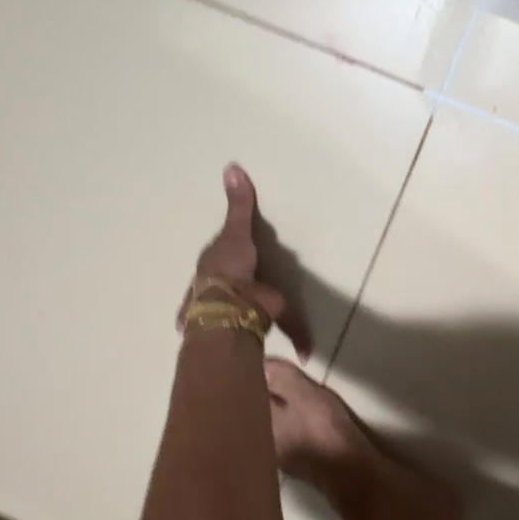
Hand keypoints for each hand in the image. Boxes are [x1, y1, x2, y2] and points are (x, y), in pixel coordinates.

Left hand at [179, 164, 313, 356]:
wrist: (230, 307)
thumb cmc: (227, 269)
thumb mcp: (234, 233)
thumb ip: (238, 206)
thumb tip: (232, 167)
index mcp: (212, 274)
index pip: (214, 269)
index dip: (220, 270)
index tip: (227, 271)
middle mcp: (223, 297)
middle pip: (232, 296)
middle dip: (239, 299)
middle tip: (254, 295)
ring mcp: (241, 314)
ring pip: (254, 317)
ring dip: (264, 322)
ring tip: (281, 324)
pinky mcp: (264, 326)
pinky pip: (285, 331)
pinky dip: (299, 339)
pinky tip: (307, 352)